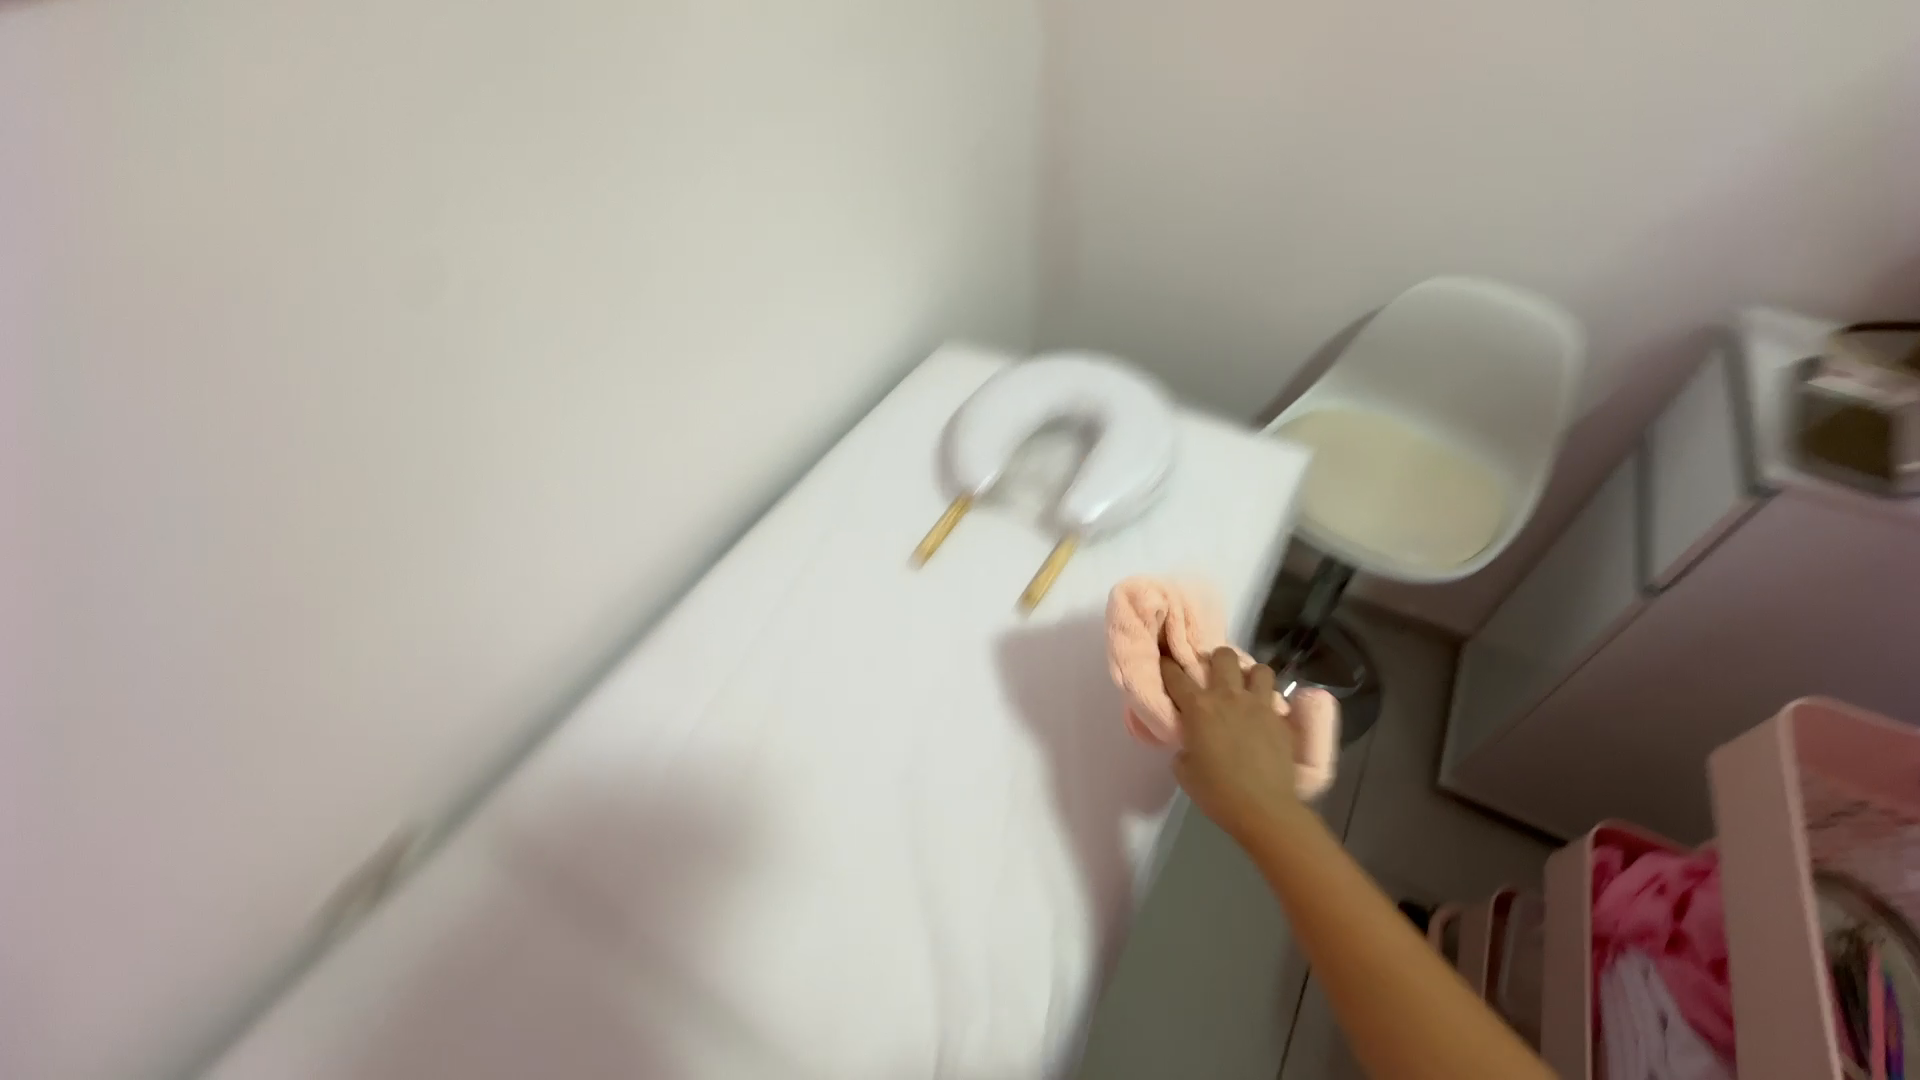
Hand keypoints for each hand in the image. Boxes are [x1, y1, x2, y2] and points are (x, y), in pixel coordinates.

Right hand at [1161, 648, 1313, 841]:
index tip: (1165, 663)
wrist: (1263, 808)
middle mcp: (1227, 696)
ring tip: (1246, 689)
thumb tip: (1192, 741)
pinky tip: (1264, 714)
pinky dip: (1269, 701)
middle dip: (1216, 659)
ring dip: (1250, 675)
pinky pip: (1276, 698)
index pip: (1175, 674)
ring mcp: (1258, 705)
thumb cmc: (1216, 792)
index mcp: (1198, 707)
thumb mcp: (1184, 770)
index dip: (1167, 665)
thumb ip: (1184, 745)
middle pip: (1223, 656)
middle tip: (1214, 676)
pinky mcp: (1281, 719)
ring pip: (1258, 668)